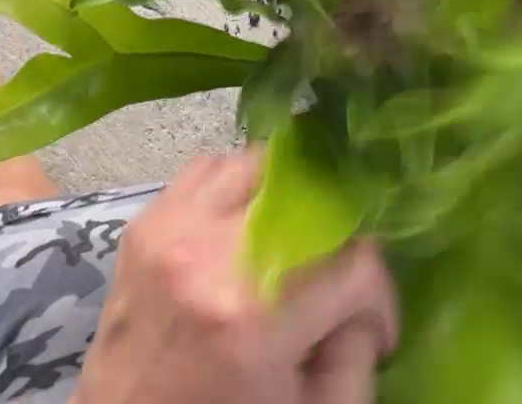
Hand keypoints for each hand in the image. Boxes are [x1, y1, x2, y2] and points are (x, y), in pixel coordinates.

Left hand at [73, 151, 398, 403]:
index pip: (354, 265)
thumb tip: (363, 293)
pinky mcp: (143, 221)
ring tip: (283, 240)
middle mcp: (209, 255)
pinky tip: (237, 224)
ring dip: (280, 199)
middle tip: (328, 269)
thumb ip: (354, 353)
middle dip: (331, 234)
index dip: (377, 296)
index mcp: (256, 319)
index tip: (368, 323)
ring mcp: (170, 228)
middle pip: (302, 197)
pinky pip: (202, 170)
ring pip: (249, 167)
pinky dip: (230, 186)